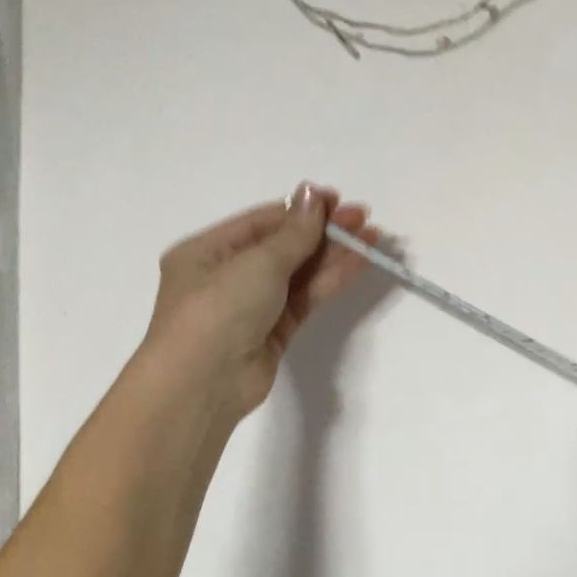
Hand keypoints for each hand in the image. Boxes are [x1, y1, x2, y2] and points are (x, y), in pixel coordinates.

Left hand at [141, 182, 379, 419]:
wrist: (205, 383)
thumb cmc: (219, 310)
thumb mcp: (257, 263)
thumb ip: (295, 232)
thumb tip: (313, 193)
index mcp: (207, 251)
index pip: (263, 222)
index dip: (302, 210)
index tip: (339, 201)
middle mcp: (228, 274)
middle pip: (284, 246)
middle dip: (324, 232)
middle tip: (364, 219)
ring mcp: (253, 304)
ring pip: (299, 272)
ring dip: (335, 255)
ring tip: (372, 239)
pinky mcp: (275, 330)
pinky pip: (306, 297)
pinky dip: (331, 280)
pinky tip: (357, 265)